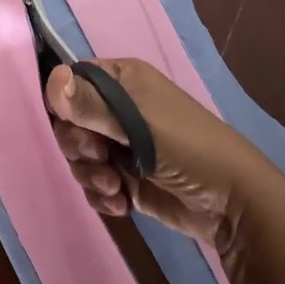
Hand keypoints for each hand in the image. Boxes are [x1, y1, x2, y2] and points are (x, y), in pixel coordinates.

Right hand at [47, 59, 276, 245]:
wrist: (234, 205)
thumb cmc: (188, 147)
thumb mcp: (139, 122)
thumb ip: (91, 104)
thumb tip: (51, 78)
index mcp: (121, 81)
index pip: (71, 82)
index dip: (65, 105)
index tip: (79, 125)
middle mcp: (116, 110)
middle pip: (69, 122)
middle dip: (78, 146)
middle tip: (100, 157)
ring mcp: (121, 146)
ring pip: (78, 156)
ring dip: (90, 174)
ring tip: (114, 186)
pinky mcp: (125, 179)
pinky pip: (93, 183)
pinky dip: (101, 195)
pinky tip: (121, 203)